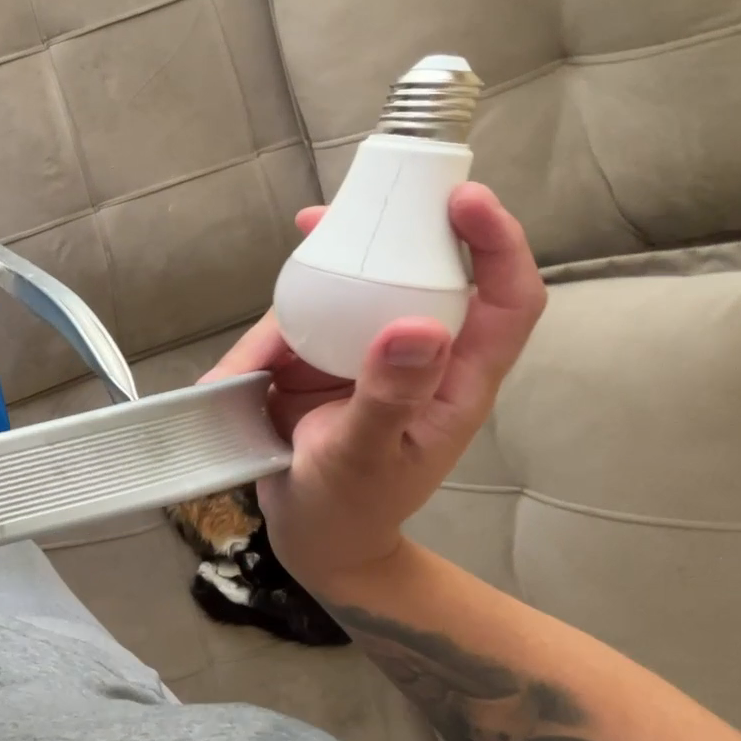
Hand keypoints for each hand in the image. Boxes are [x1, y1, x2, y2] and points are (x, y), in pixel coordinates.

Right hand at [203, 183, 546, 589]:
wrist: (312, 539)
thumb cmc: (351, 508)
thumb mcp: (367, 457)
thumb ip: (389, 395)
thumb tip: (414, 325)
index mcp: (455, 380)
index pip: (503, 300)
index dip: (495, 244)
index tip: (460, 201)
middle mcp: (411, 358)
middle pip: (411, 279)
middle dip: (374, 241)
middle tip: (323, 219)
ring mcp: (356, 360)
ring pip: (335, 302)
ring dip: (293, 306)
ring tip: (251, 363)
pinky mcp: (309, 368)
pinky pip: (288, 332)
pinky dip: (258, 343)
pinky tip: (236, 373)